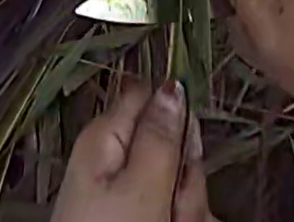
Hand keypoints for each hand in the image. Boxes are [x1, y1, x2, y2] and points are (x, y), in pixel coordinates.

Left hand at [51, 80, 211, 221]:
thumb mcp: (141, 190)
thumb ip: (161, 136)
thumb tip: (174, 85)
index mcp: (106, 138)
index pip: (150, 97)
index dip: (176, 117)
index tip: (187, 147)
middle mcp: (113, 162)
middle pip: (171, 148)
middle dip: (185, 180)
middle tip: (173, 209)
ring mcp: (124, 198)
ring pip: (177, 188)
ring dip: (186, 211)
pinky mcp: (137, 220)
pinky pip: (170, 213)